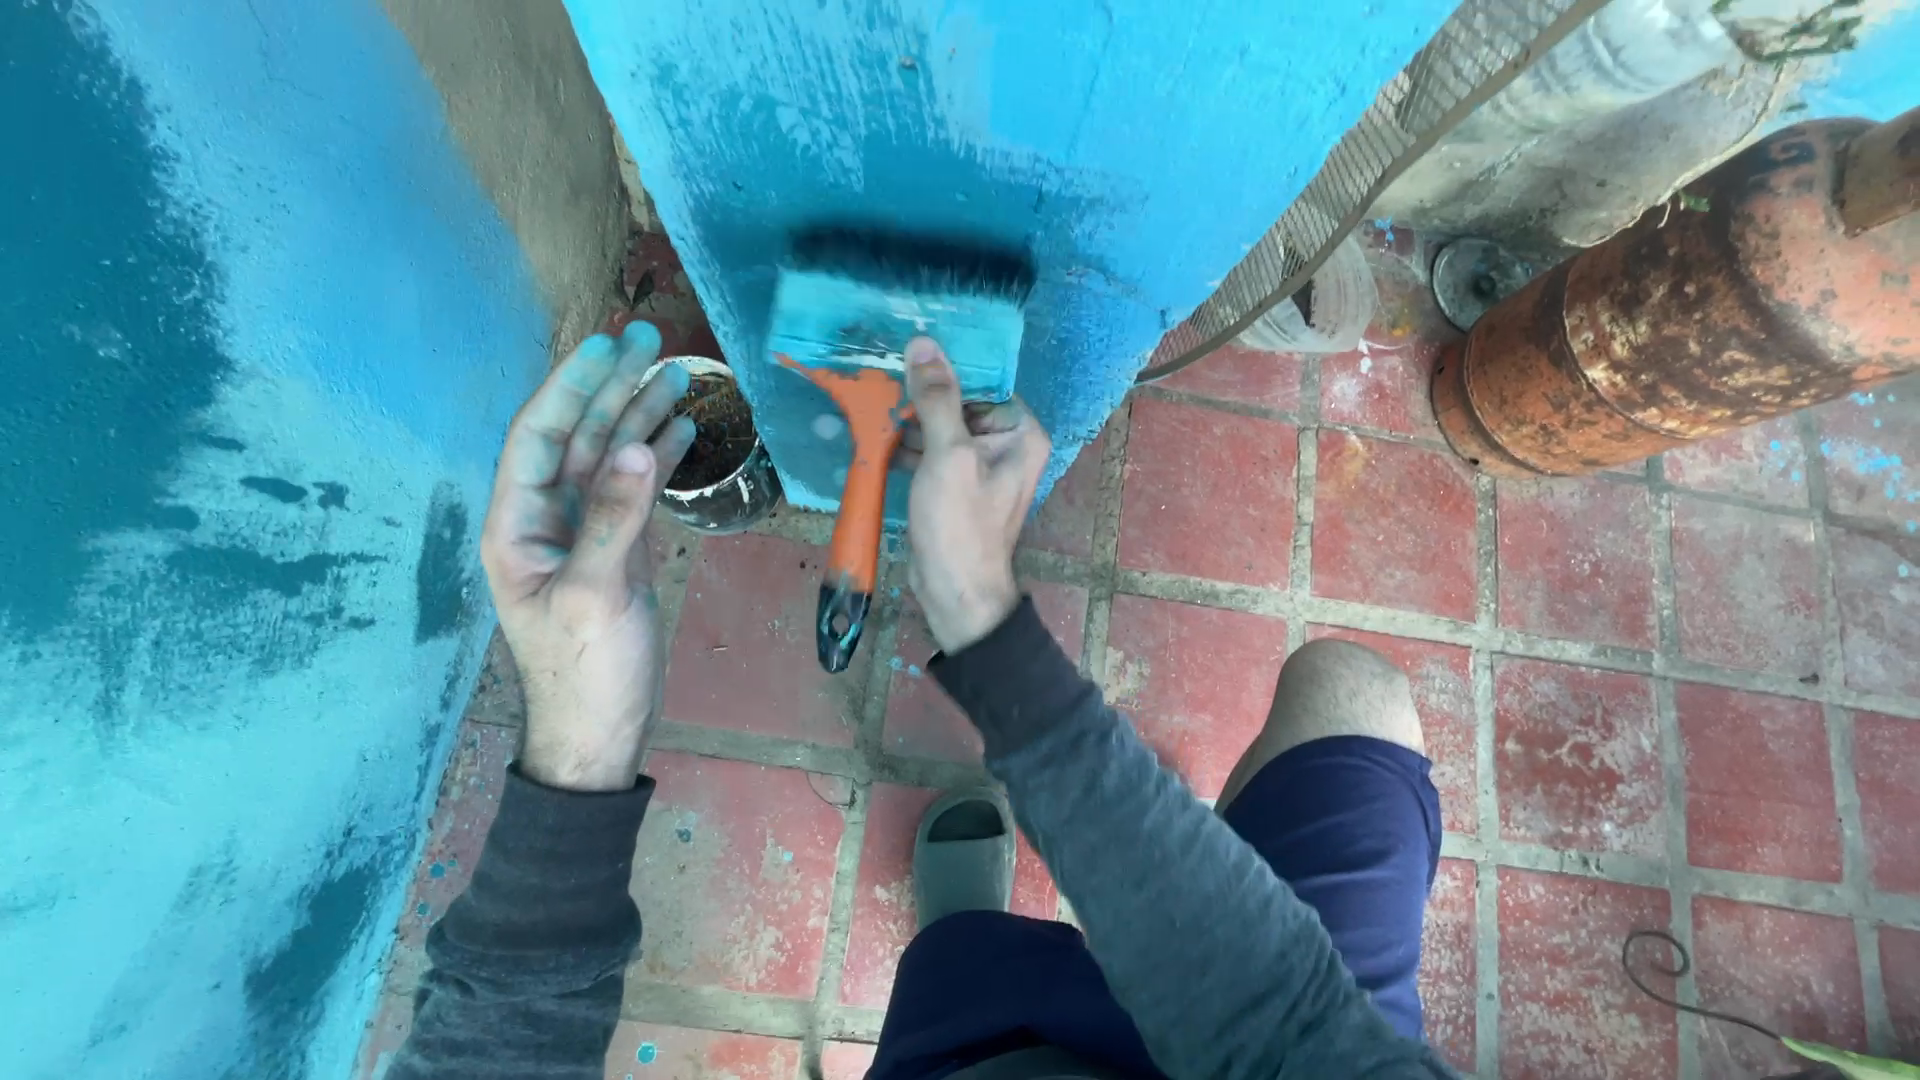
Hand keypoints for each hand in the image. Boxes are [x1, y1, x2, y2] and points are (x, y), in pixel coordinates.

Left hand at [479, 321, 694, 791]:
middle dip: (612, 388)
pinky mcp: (619, 549)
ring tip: (678, 376)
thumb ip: (613, 520)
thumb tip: (633, 448)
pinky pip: (636, 490)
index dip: (570, 388)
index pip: (539, 438)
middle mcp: (547, 519)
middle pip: (579, 438)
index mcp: (519, 526)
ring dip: (641, 416)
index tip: (606, 347)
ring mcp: (586, 533)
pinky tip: (681, 432)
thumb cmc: (586, 670)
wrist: (602, 727)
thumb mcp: (595, 595)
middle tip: (650, 339)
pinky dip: (659, 459)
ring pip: (611, 459)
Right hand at [899, 336, 1051, 651]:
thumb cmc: (959, 524)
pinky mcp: (956, 485)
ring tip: (872, 401)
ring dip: (909, 420)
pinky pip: (932, 452)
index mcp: (1021, 432)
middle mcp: (1007, 444)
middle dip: (922, 394)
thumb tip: (923, 343)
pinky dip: (908, 446)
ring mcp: (980, 466)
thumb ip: (937, 399)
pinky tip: (877, 436)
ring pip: (942, 426)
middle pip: (961, 402)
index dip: (947, 366)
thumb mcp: (948, 455)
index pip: (984, 380)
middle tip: (880, 373)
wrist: (954, 592)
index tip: (906, 348)